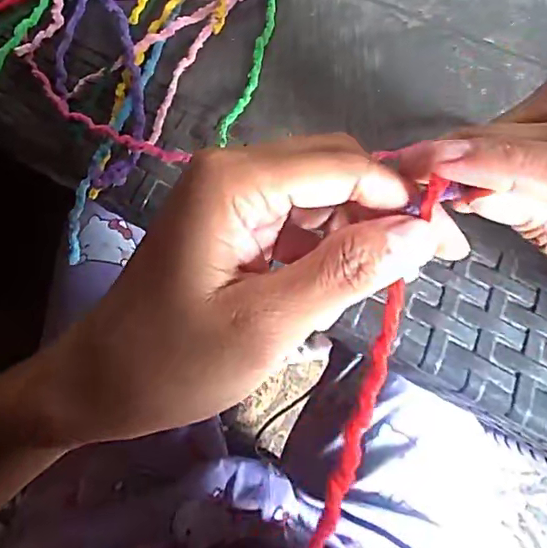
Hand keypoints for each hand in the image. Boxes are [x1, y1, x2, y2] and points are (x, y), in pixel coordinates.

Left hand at [25, 135, 469, 445]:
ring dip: (358, 226)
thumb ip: (345, 272)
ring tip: (387, 278)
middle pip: (332, 167)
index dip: (398, 197)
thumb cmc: (173, 362)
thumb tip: (419, 233)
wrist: (100, 381)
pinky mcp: (233, 213)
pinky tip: (344, 276)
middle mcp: (234, 166)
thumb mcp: (267, 326)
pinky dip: (328, 240)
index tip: (446, 242)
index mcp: (236, 180)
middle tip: (429, 262)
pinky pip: (297, 211)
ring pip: (319, 189)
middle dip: (382, 208)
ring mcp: (231, 187)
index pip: (340, 166)